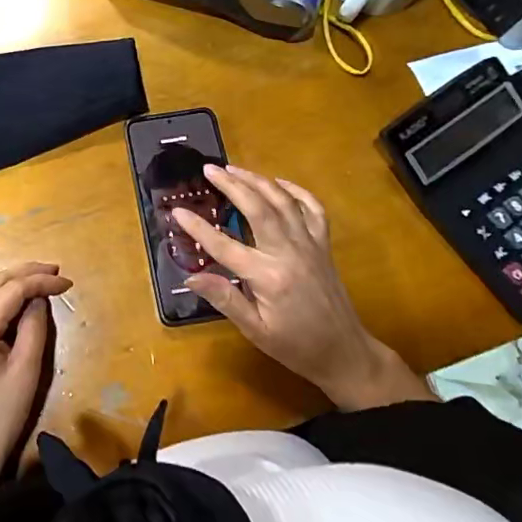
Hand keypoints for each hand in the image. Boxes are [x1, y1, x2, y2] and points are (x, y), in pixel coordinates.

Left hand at [0, 262, 69, 521]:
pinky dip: (0, 296)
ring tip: (41, 280)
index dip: (40, 281)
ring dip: (11, 281)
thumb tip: (38, 300)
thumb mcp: (27, 370)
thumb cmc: (1, 415)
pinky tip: (19, 300)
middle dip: (25, 272)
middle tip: (56, 272)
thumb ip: (34, 327)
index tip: (67, 282)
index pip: (11, 289)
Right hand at [172, 166, 432, 411]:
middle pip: (258, 208)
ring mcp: (310, 244)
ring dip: (258, 181)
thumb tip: (192, 276)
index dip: (198, 227)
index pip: (224, 245)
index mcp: (268, 276)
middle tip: (209, 169)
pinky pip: (312, 208)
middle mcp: (289, 252)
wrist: (344, 352)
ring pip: (283, 201)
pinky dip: (295, 191)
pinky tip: (278, 183)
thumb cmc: (295, 346)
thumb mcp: (255, 330)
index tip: (177, 211)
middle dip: (232, 185)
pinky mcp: (323, 245)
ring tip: (234, 169)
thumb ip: (224, 299)